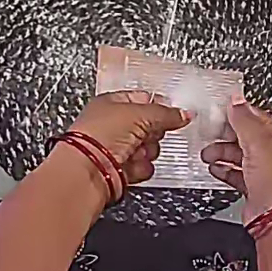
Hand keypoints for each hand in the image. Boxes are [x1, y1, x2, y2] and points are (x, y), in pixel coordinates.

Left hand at [68, 90, 190, 185]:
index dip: (159, 106)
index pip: (143, 100)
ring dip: (147, 151)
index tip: (171, 113)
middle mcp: (113, 125)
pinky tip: (130, 165)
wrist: (87, 170)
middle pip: (149, 126)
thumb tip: (184, 114)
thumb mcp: (141, 114)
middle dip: (153, 133)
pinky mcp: (120, 169)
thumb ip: (167, 113)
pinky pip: (143, 167)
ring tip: (135, 151)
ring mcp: (116, 148)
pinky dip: (140, 167)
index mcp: (112, 104)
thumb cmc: (99, 136)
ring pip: (149, 148)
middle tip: (147, 134)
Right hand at [201, 100, 271, 223]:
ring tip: (207, 154)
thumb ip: (244, 120)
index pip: (254, 116)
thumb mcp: (258, 142)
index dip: (235, 113)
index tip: (215, 113)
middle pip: (243, 135)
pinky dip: (223, 170)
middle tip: (208, 134)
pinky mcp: (253, 186)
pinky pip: (235, 173)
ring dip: (220, 153)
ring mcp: (263, 170)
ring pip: (237, 154)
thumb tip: (236, 100)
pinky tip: (215, 168)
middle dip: (224, 135)